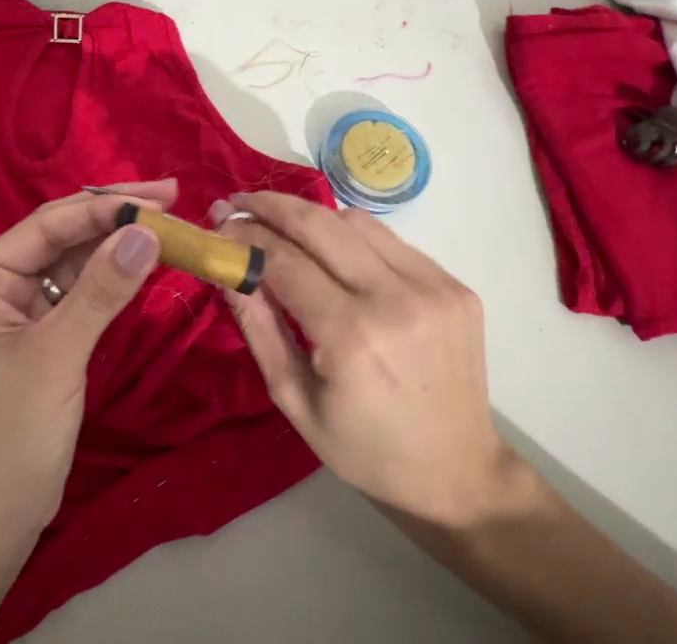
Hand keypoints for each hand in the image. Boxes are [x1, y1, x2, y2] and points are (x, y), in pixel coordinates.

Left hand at [0, 180, 169, 544]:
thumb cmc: (10, 436)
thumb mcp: (57, 358)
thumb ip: (100, 292)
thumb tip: (144, 231)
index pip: (47, 225)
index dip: (104, 206)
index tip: (161, 195)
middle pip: (62, 239)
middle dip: (114, 220)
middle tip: (174, 201)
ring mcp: (21, 314)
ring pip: (75, 266)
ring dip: (118, 248)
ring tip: (170, 228)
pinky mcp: (45, 340)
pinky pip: (82, 297)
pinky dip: (113, 282)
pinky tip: (145, 266)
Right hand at [212, 191, 522, 527]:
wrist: (458, 473)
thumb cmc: (365, 450)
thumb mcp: (294, 400)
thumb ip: (259, 328)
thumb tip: (227, 271)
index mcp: (352, 336)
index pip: (284, 261)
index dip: (245, 238)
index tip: (218, 227)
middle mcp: (397, 299)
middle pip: (321, 223)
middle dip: (271, 206)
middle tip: (238, 203)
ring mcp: (434, 287)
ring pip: (358, 221)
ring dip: (313, 217)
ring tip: (283, 227)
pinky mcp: (456, 286)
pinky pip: (392, 242)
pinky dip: (353, 239)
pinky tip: (335, 256)